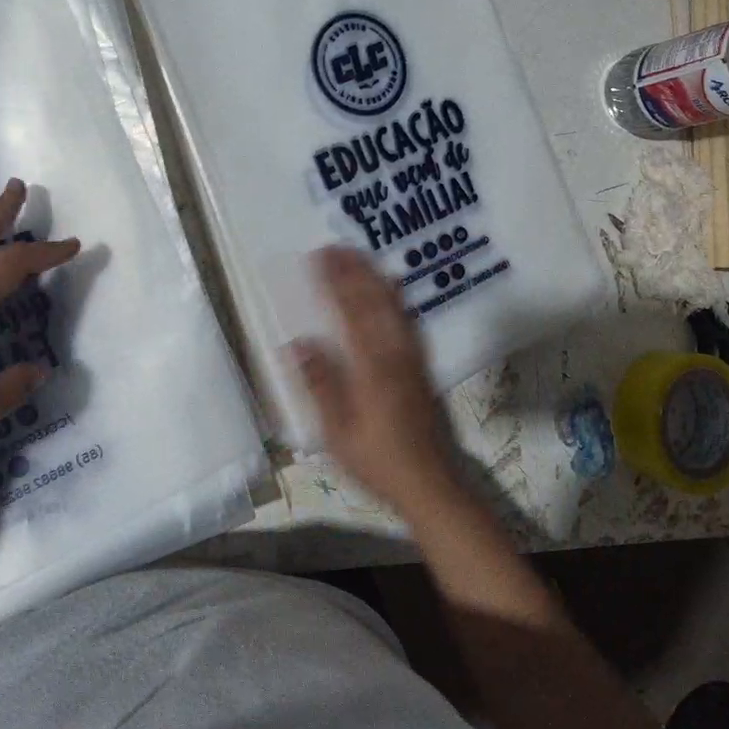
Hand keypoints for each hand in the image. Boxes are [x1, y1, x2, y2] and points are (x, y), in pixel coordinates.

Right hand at [293, 246, 459, 513]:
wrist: (429, 482)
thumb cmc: (377, 461)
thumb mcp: (338, 431)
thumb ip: (321, 384)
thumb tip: (299, 342)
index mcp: (372, 366)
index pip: (351, 311)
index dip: (335, 280)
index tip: (319, 256)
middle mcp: (397, 353)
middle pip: (377, 299)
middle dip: (356, 269)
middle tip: (337, 246)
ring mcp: (414, 358)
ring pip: (397, 306)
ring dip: (376, 277)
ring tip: (360, 258)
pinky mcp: (423, 367)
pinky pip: (409, 319)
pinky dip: (395, 297)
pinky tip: (390, 294)